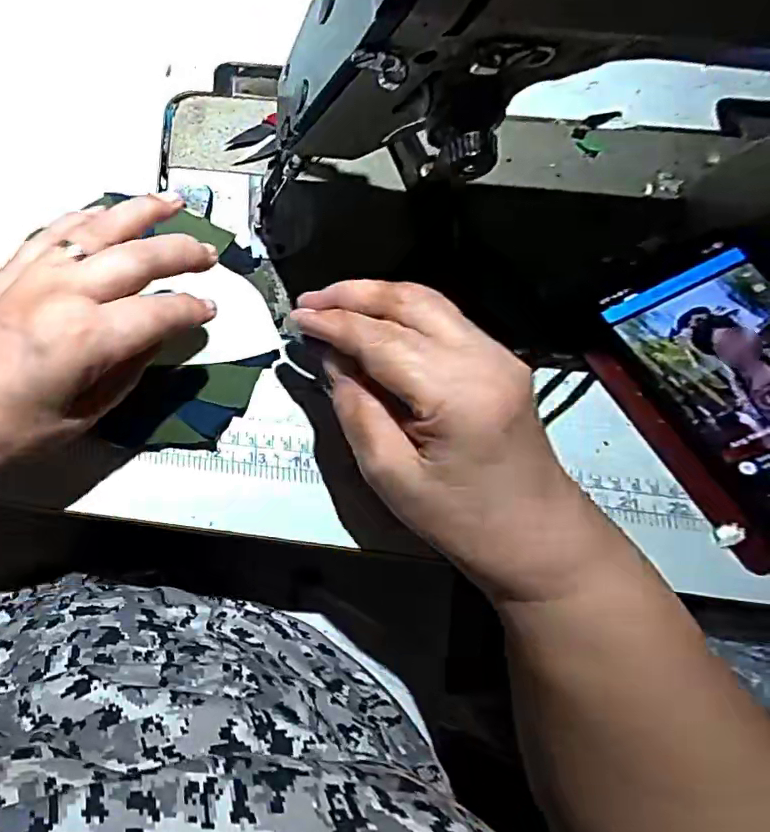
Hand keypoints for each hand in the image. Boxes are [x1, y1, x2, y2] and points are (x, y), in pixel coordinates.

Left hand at [0, 193, 218, 478]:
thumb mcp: (71, 422)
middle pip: (139, 257)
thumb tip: (149, 344)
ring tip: (172, 203)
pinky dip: (82, 217)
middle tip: (209, 255)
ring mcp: (31, 275)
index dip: (191, 311)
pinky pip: (51, 232)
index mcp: (86, 336)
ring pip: (96, 228)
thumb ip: (119, 377)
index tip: (209, 312)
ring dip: (139, 213)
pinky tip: (98, 214)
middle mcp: (63, 292)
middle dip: (182, 252)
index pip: (160, 312)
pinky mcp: (4, 272)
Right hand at [291, 281, 620, 603]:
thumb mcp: (385, 469)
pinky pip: (442, 321)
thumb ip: (355, 407)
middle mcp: (486, 363)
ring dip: (375, 298)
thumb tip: (331, 361)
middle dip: (354, 295)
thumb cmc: (457, 514)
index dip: (332, 323)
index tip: (294, 318)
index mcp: (457, 393)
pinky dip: (397, 313)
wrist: (537, 536)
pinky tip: (365, 324)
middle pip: (413, 303)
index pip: (381, 339)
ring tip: (328, 305)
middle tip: (307, 301)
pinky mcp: (497, 366)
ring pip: (430, 304)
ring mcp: (498, 360)